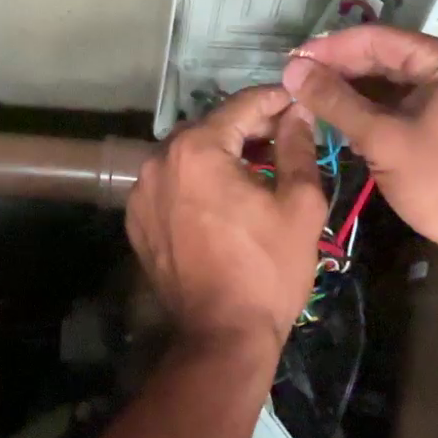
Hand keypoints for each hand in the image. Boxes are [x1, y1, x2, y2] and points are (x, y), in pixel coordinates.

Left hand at [126, 87, 328, 351]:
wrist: (222, 337)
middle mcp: (159, 160)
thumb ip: (297, 147)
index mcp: (197, 149)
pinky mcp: (138, 218)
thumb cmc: (267, 269)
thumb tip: (297, 113)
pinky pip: (173, 182)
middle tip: (285, 136)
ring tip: (259, 166)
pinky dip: (199, 180)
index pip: (241, 106)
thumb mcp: (299, 204)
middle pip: (212, 127)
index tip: (299, 101)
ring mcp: (142, 191)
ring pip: (190, 153)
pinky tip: (225, 197)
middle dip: (250, 127)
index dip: (275, 100)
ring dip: (223, 153)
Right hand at [282, 25, 437, 283]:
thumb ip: (336, 102)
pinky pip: (397, 108)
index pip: (375, 38)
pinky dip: (367, 113)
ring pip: (386, 85)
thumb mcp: (384, 140)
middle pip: (381, 58)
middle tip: (293, 82)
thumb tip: (293, 69)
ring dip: (349, 92)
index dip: (330, 48)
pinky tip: (336, 122)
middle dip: (337, 69)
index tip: (290, 60)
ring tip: (306, 100)